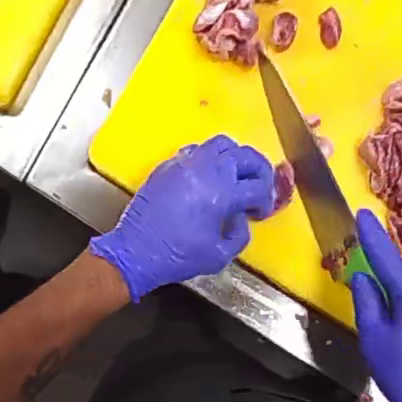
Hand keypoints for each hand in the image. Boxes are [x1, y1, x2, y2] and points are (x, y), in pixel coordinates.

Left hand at [89, 135, 275, 300]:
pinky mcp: (167, 167)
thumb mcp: (218, 256)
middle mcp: (207, 170)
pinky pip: (195, 151)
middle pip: (245, 155)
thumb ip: (239, 236)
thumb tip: (240, 220)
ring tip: (234, 176)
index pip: (258, 186)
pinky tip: (206, 178)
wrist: (136, 252)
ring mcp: (185, 164)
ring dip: (234, 157)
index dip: (265, 200)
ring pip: (221, 144)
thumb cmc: (177, 257)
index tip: (260, 211)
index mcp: (223, 192)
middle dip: (258, 171)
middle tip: (257, 187)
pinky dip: (208, 159)